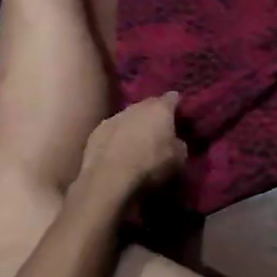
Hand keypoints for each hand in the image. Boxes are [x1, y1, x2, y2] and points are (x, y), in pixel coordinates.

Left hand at [73, 93, 187, 207]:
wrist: (110, 178)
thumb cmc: (150, 164)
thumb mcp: (179, 158)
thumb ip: (179, 143)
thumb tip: (175, 141)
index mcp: (160, 108)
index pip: (173, 98)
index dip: (177, 105)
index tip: (179, 115)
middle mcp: (137, 106)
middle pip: (149, 105)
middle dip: (154, 114)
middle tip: (158, 129)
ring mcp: (114, 117)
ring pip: (129, 116)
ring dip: (134, 125)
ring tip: (136, 141)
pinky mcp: (96, 131)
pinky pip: (112, 130)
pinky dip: (116, 136)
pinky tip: (117, 150)